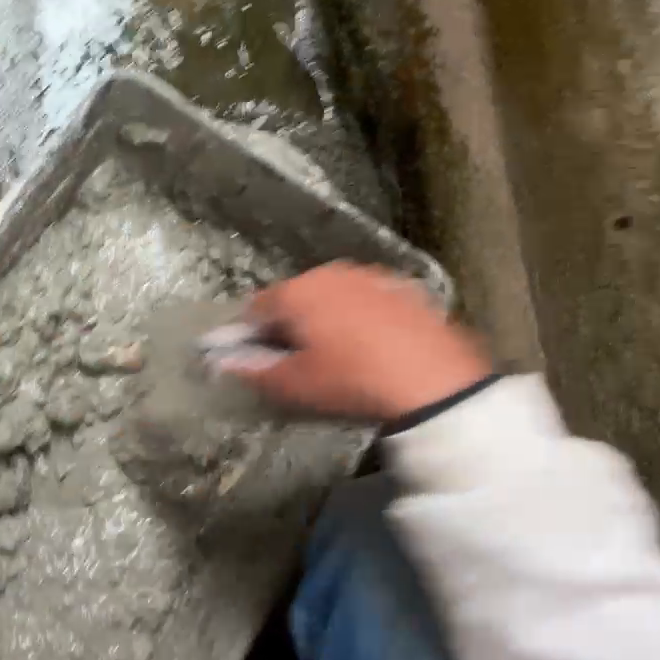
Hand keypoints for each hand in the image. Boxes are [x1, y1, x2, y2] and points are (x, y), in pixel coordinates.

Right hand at [219, 261, 492, 421]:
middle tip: (298, 361)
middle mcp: (329, 273)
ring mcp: (370, 277)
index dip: (250, 335)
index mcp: (295, 291)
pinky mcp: (405, 289)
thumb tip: (223, 361)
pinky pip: (367, 301)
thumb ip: (253, 370)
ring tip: (338, 355)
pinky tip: (373, 347)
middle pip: (295, 297)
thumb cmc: (352, 381)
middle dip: (290, 324)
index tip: (258, 360)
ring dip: (326, 318)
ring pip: (332, 296)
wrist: (437, 382)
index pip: (255, 308)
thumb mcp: (295, 386)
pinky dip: (361, 318)